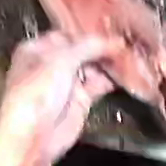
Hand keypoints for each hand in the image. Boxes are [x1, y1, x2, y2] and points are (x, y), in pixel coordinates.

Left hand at [0, 32, 122, 165]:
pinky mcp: (81, 100)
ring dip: (110, 63)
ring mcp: (67, 83)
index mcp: (38, 49)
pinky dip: (112, 80)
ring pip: (93, 67)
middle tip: (126, 43)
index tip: (113, 30)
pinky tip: (126, 73)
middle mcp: (52, 64)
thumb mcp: (62, 60)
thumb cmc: (38, 91)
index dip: (89, 33)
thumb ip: (89, 46)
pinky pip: (99, 85)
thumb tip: (114, 41)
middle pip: (83, 51)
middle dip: (103, 48)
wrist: (34, 135)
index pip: (68, 35)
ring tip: (130, 56)